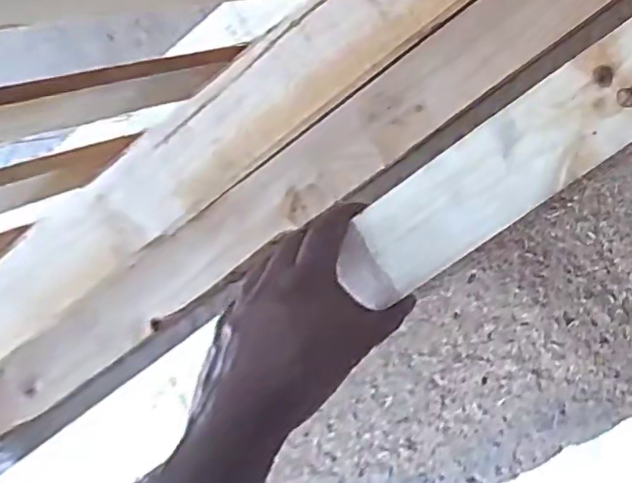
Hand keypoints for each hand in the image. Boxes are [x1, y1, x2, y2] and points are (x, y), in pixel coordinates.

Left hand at [167, 204, 413, 478]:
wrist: (242, 422)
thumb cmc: (307, 374)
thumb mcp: (361, 342)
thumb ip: (389, 316)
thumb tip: (409, 301)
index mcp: (307, 277)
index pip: (325, 229)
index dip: (343, 213)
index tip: (358, 210)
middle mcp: (271, 282)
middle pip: (293, 239)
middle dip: (317, 229)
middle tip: (337, 231)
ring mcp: (242, 304)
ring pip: (266, 261)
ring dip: (289, 251)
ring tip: (306, 258)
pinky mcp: (223, 326)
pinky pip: (247, 289)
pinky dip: (266, 280)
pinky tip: (275, 297)